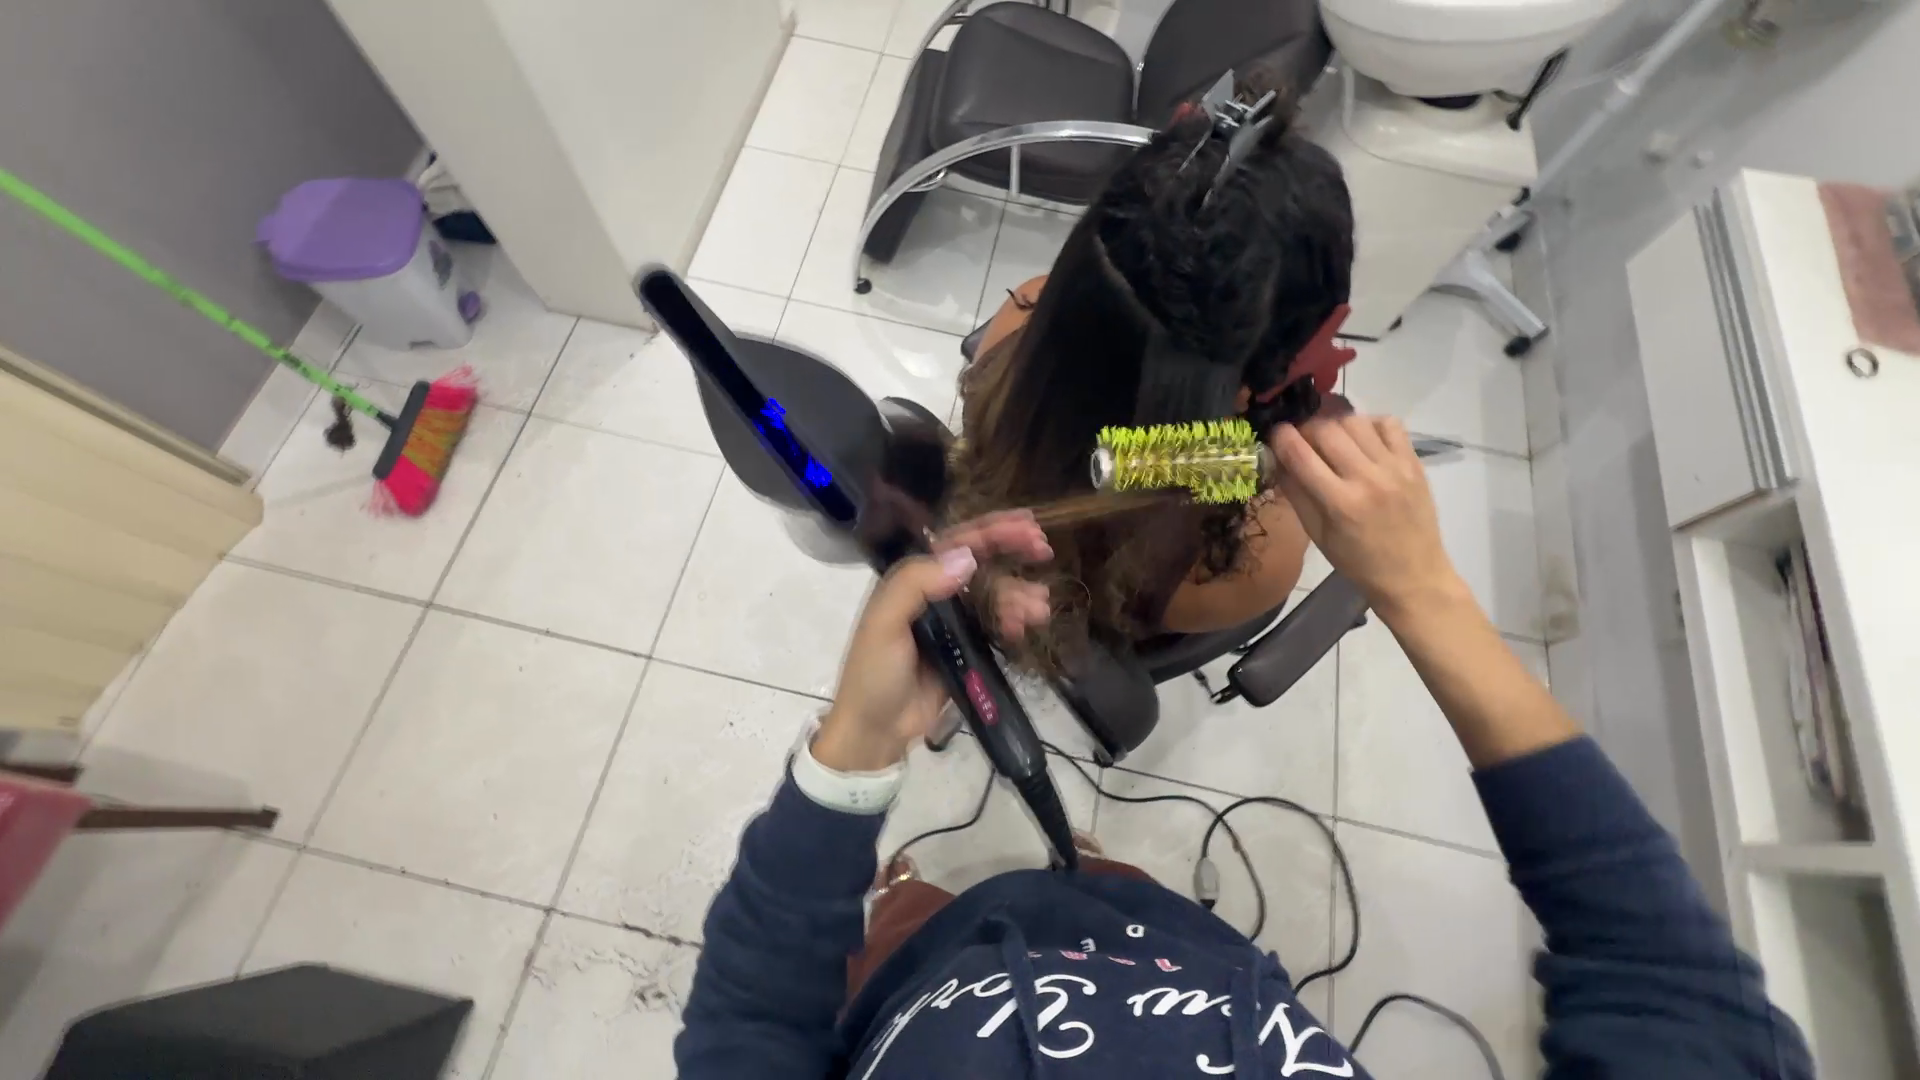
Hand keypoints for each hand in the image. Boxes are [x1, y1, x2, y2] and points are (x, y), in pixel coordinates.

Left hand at [815, 511, 1051, 770]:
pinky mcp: (967, 648)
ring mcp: (953, 622)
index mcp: (910, 580)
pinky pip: (997, 624)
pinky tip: (1024, 627)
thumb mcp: (884, 623)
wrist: (877, 731)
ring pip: (993, 594)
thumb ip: (917, 584)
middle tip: (1045, 551)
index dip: (991, 531)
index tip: (1027, 525)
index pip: (954, 543)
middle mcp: (933, 594)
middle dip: (1013, 553)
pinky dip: (1014, 621)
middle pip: (980, 563)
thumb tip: (968, 558)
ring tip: (1040, 607)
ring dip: (1019, 594)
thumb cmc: (873, 673)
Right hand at [1269, 414, 1465, 617]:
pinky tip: (1362, 439)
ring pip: (1356, 421)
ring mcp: (1395, 467)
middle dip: (1306, 429)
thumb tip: (1277, 460)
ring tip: (1331, 439)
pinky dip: (1370, 423)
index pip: (1301, 456)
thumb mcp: (1317, 535)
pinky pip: (1390, 424)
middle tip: (1301, 439)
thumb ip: (1296, 495)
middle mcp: (1368, 479)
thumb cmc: (1357, 561)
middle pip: (1327, 430)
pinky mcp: (1414, 462)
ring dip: (1335, 425)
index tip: (1274, 434)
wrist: (1413, 575)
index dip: (1281, 438)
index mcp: (1340, 503)